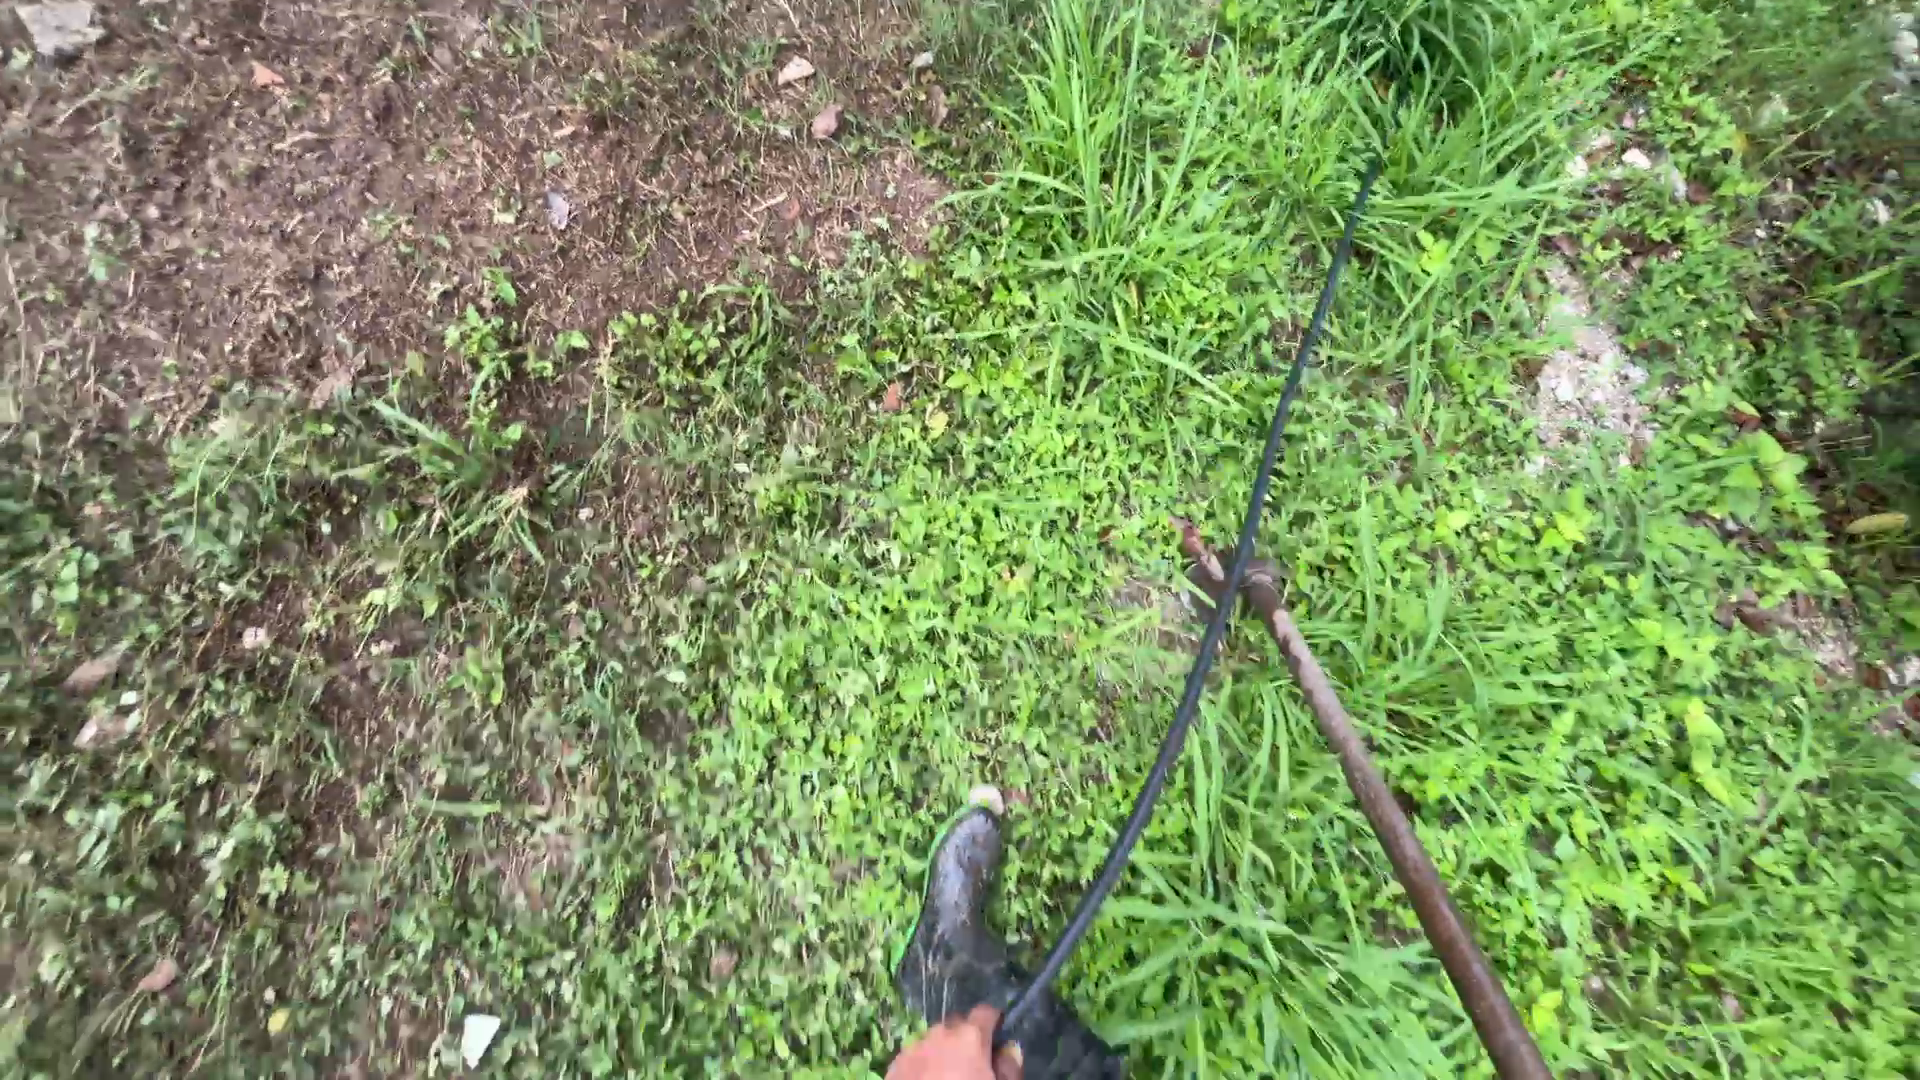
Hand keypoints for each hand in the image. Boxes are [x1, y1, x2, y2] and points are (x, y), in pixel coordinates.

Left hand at [886, 1005, 1023, 1079]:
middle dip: (967, 1041)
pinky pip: (915, 1057)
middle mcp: (941, 1033)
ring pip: (935, 1041)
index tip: (997, 1040)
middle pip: (958, 1026)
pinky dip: (923, 1067)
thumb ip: (1009, 1070)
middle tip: (973, 1069)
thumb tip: (1009, 1050)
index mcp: (971, 1037)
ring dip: (943, 1053)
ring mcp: (915, 1047)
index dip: (994, 1024)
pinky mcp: (895, 1066)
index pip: (986, 1012)